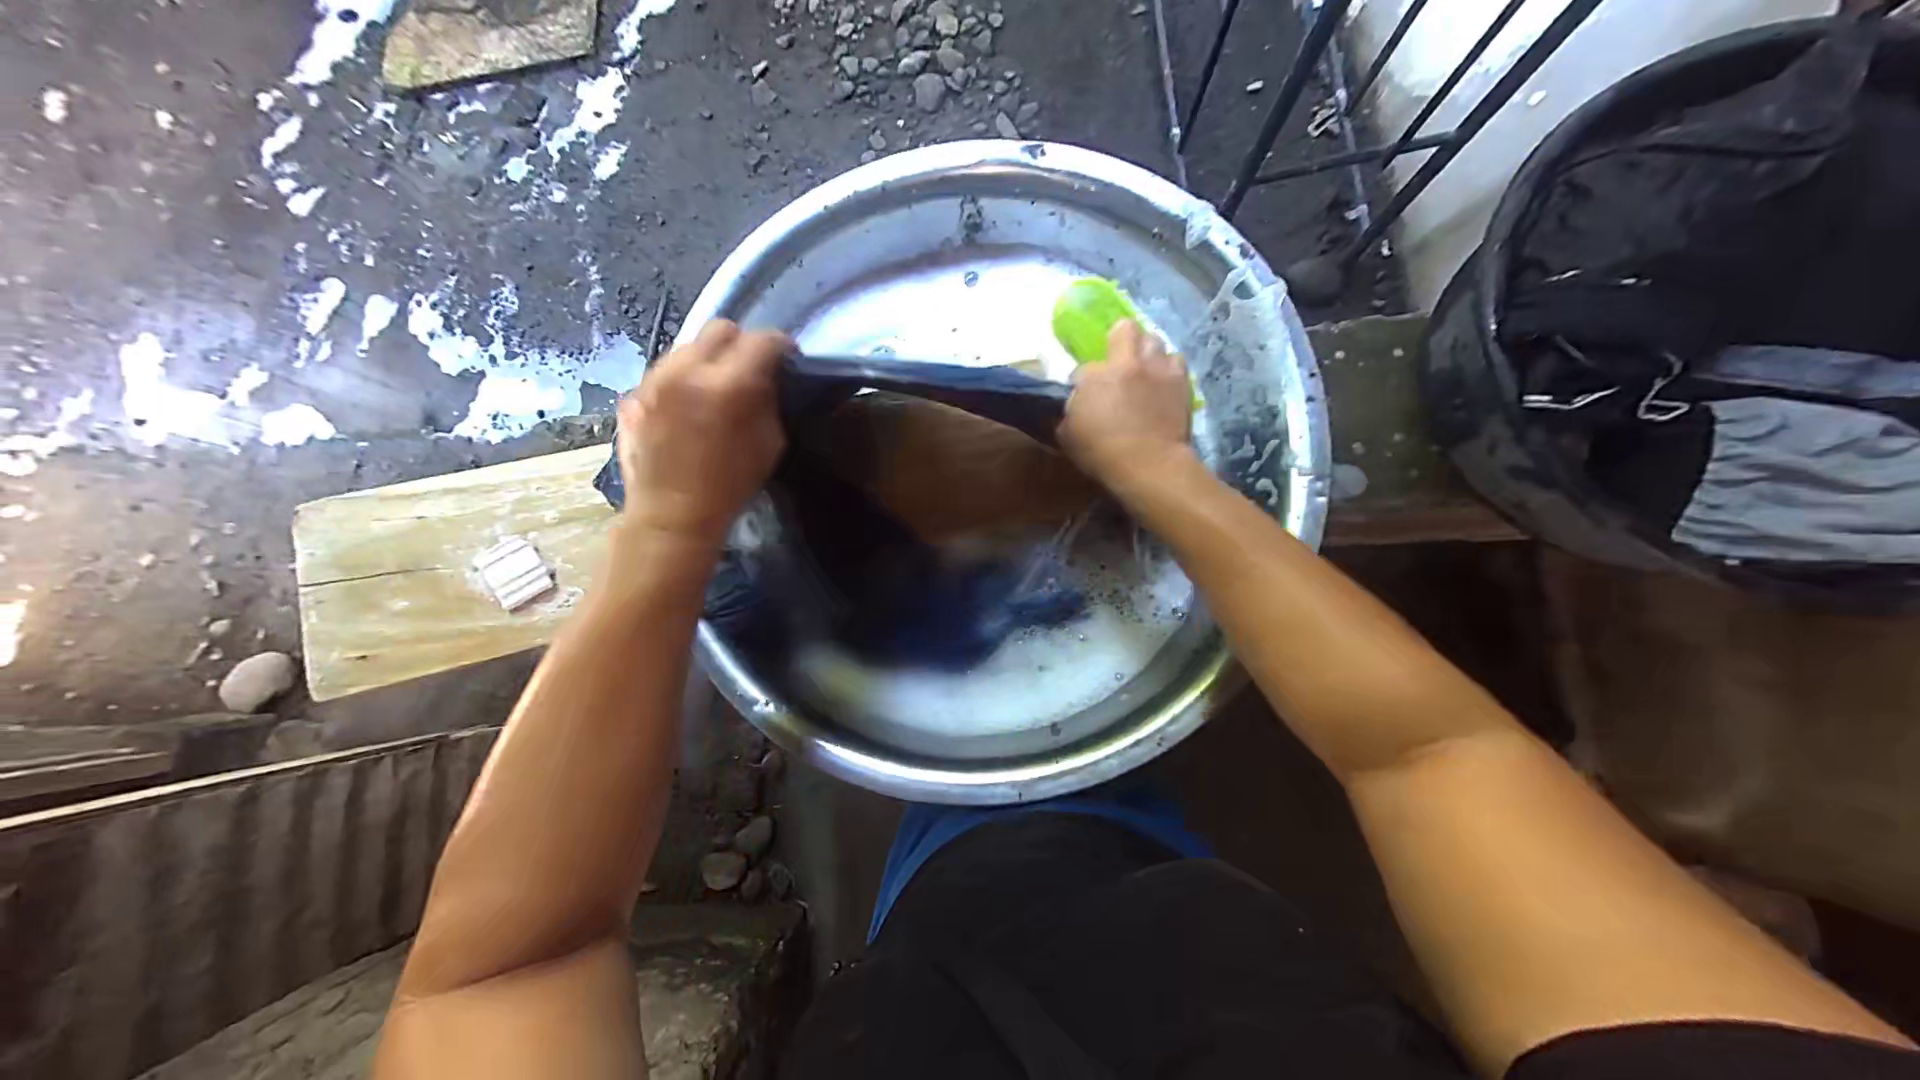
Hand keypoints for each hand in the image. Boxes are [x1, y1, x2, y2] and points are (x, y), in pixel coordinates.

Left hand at [617, 320, 788, 546]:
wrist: (671, 515)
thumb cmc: (730, 486)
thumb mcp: (770, 443)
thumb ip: (768, 400)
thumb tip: (766, 377)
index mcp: (727, 385)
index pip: (762, 340)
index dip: (781, 346)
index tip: (787, 359)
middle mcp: (686, 371)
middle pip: (720, 328)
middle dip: (742, 343)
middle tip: (751, 368)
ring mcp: (654, 380)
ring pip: (688, 345)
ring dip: (709, 359)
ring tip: (716, 386)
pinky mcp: (635, 393)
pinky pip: (666, 370)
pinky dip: (683, 378)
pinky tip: (689, 404)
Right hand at [1058, 320, 1195, 490]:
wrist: (1149, 465)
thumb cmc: (1102, 454)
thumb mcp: (1067, 436)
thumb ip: (1068, 412)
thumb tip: (1074, 404)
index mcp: (1094, 376)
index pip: (1083, 368)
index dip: (1083, 382)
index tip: (1086, 397)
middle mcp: (1126, 363)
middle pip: (1124, 329)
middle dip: (1119, 339)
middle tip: (1118, 359)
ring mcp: (1157, 369)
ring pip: (1154, 340)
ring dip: (1147, 351)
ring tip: (1144, 368)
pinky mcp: (1181, 381)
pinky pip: (1176, 361)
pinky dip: (1168, 369)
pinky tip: (1163, 382)